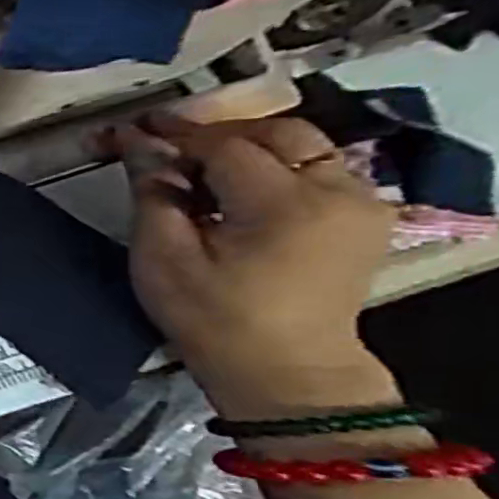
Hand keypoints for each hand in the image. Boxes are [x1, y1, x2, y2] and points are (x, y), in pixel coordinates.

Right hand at [114, 115, 400, 419]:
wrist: (284, 370)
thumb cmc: (212, 318)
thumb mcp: (163, 259)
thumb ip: (154, 196)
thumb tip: (142, 150)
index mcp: (285, 204)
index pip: (226, 146)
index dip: (178, 134)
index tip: (136, 127)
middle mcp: (338, 191)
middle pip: (276, 133)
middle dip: (217, 132)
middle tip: (166, 141)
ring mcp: (361, 203)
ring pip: (302, 147)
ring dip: (246, 147)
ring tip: (199, 163)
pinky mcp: (362, 218)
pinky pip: (317, 170)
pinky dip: (273, 166)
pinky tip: (237, 185)